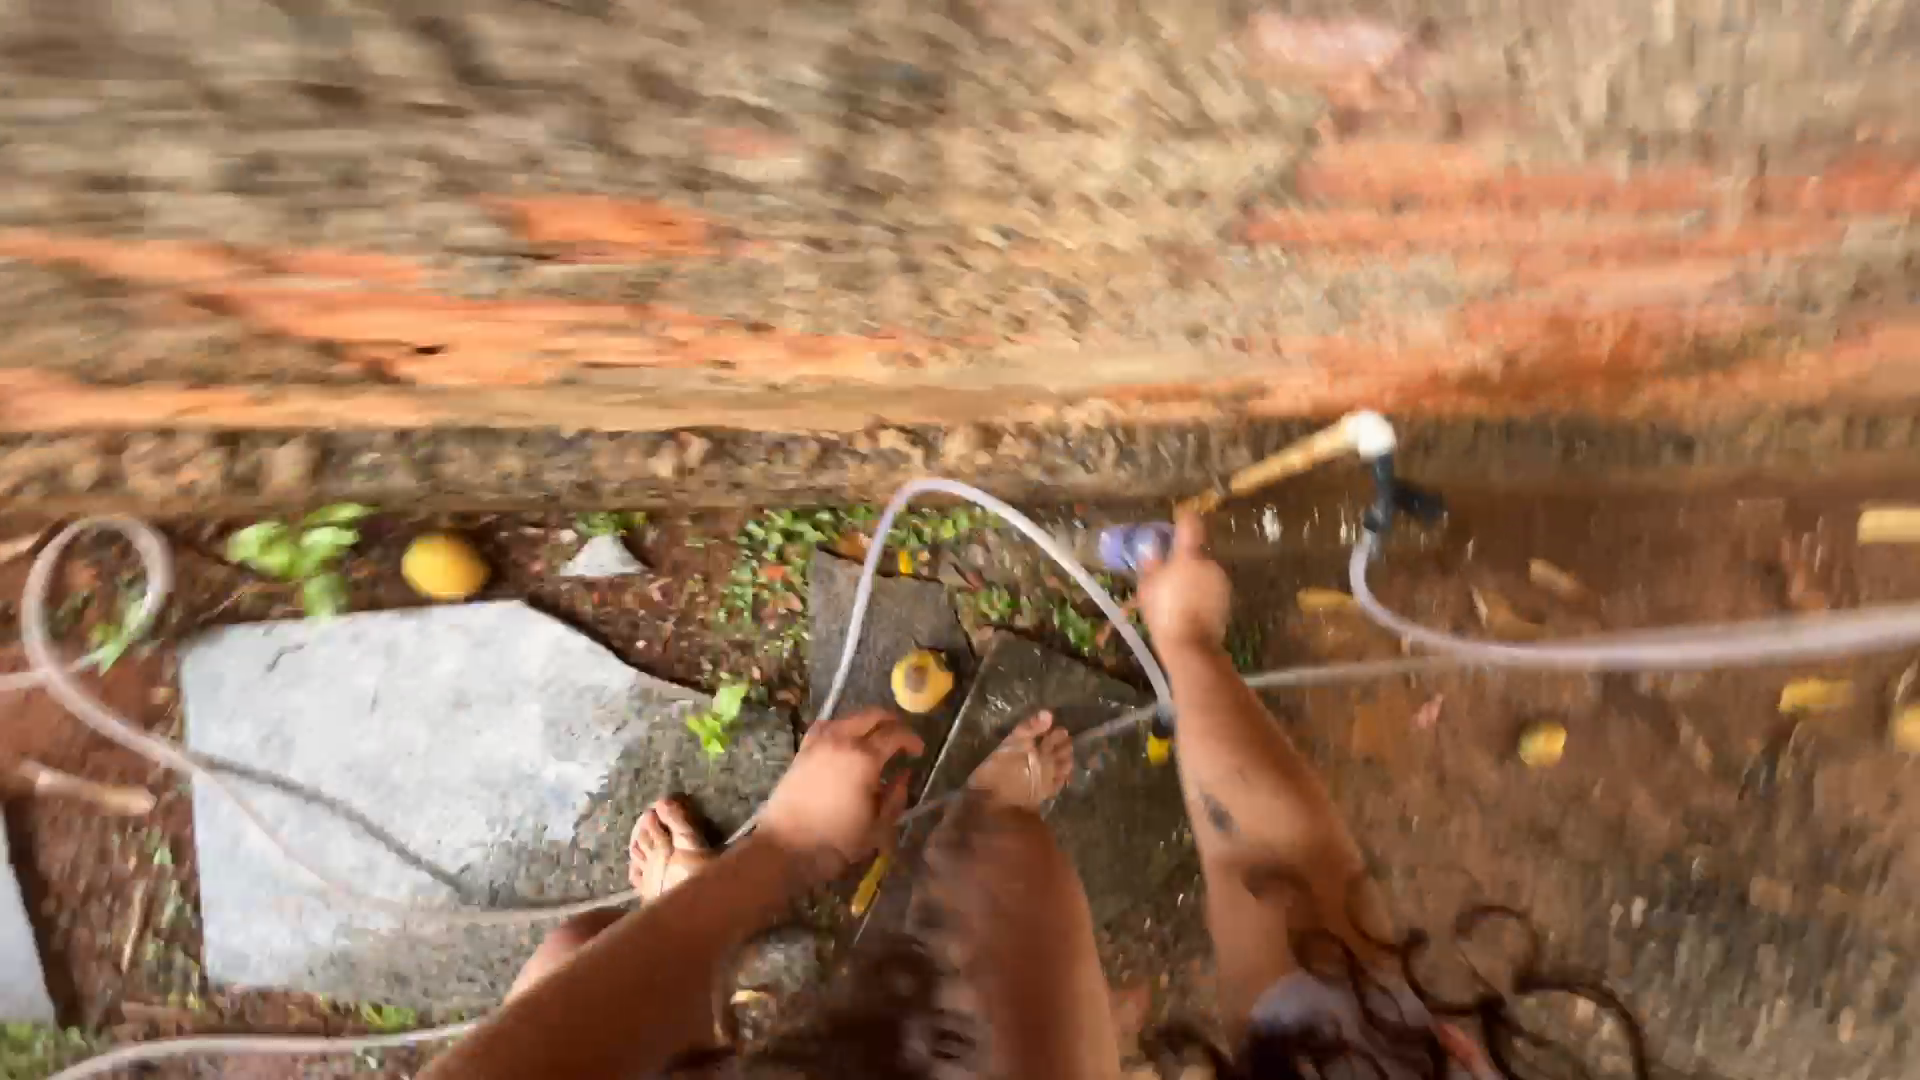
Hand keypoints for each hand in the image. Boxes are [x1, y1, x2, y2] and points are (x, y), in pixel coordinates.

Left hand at [757, 707, 923, 878]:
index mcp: (865, 758)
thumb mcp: (877, 827)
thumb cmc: (836, 841)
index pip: (896, 734)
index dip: (912, 739)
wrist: (785, 848)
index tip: (918, 751)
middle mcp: (843, 741)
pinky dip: (840, 727)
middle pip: (872, 715)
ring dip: (867, 722)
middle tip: (901, 737)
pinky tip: (843, 740)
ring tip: (875, 738)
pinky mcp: (802, 751)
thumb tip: (903, 775)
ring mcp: (819, 743)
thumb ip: (896, 797)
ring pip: (849, 717)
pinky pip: (825, 726)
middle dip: (892, 722)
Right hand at [1137, 511, 1231, 649]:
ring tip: (1176, 595)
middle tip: (1167, 574)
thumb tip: (1152, 550)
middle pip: (1195, 553)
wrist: (1190, 644)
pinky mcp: (1226, 598)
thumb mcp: (1147, 587)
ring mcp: (1220, 581)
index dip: (1185, 518)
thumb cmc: (1164, 612)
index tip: (1180, 515)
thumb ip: (1151, 565)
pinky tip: (1188, 606)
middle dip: (1183, 560)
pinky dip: (1201, 592)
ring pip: (1203, 572)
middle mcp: (1209, 563)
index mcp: (1188, 556)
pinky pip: (1210, 587)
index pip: (1191, 525)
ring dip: (1192, 577)